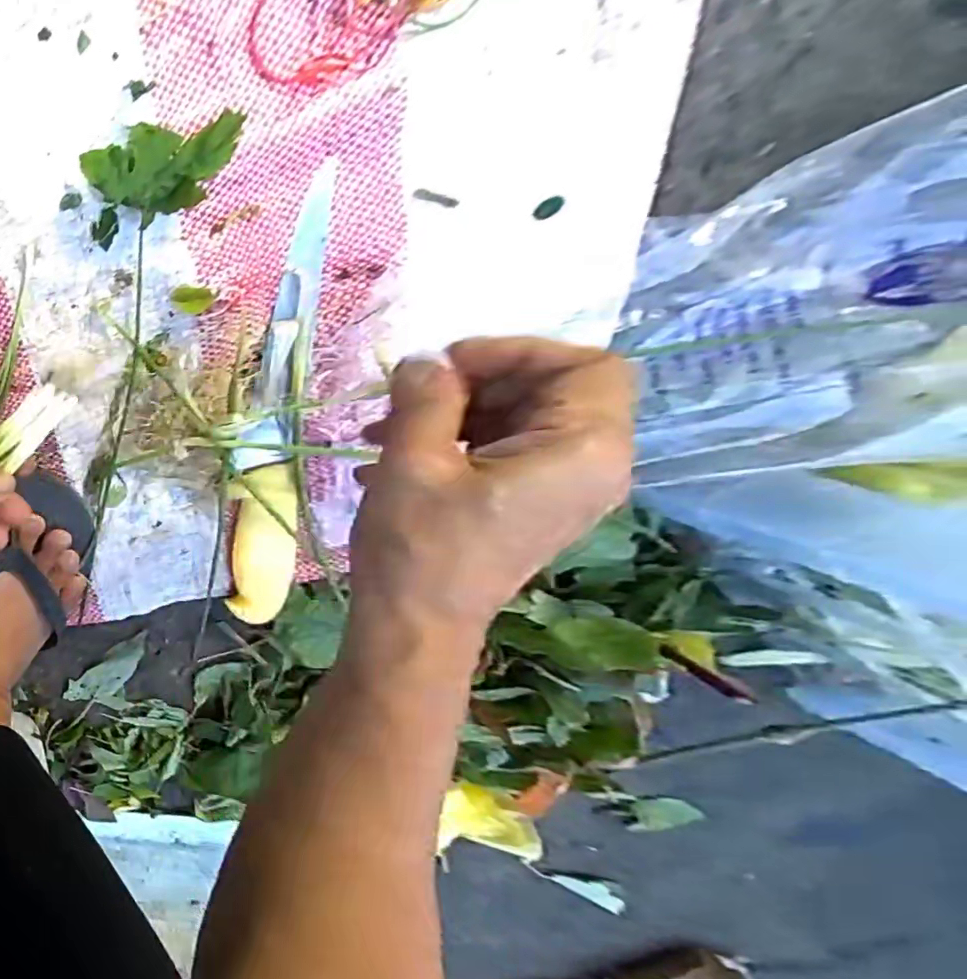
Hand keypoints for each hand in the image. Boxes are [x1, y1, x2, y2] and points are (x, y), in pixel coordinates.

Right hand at [350, 337, 634, 633]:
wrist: (412, 627)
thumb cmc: (417, 546)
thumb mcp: (412, 461)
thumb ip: (425, 397)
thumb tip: (425, 361)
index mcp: (584, 450)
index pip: (581, 364)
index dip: (512, 352)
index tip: (443, 366)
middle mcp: (592, 467)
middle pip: (549, 390)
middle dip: (473, 384)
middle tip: (406, 398)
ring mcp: (561, 491)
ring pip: (519, 420)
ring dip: (454, 413)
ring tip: (386, 431)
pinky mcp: (530, 508)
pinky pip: (504, 453)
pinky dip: (456, 443)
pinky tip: (397, 459)